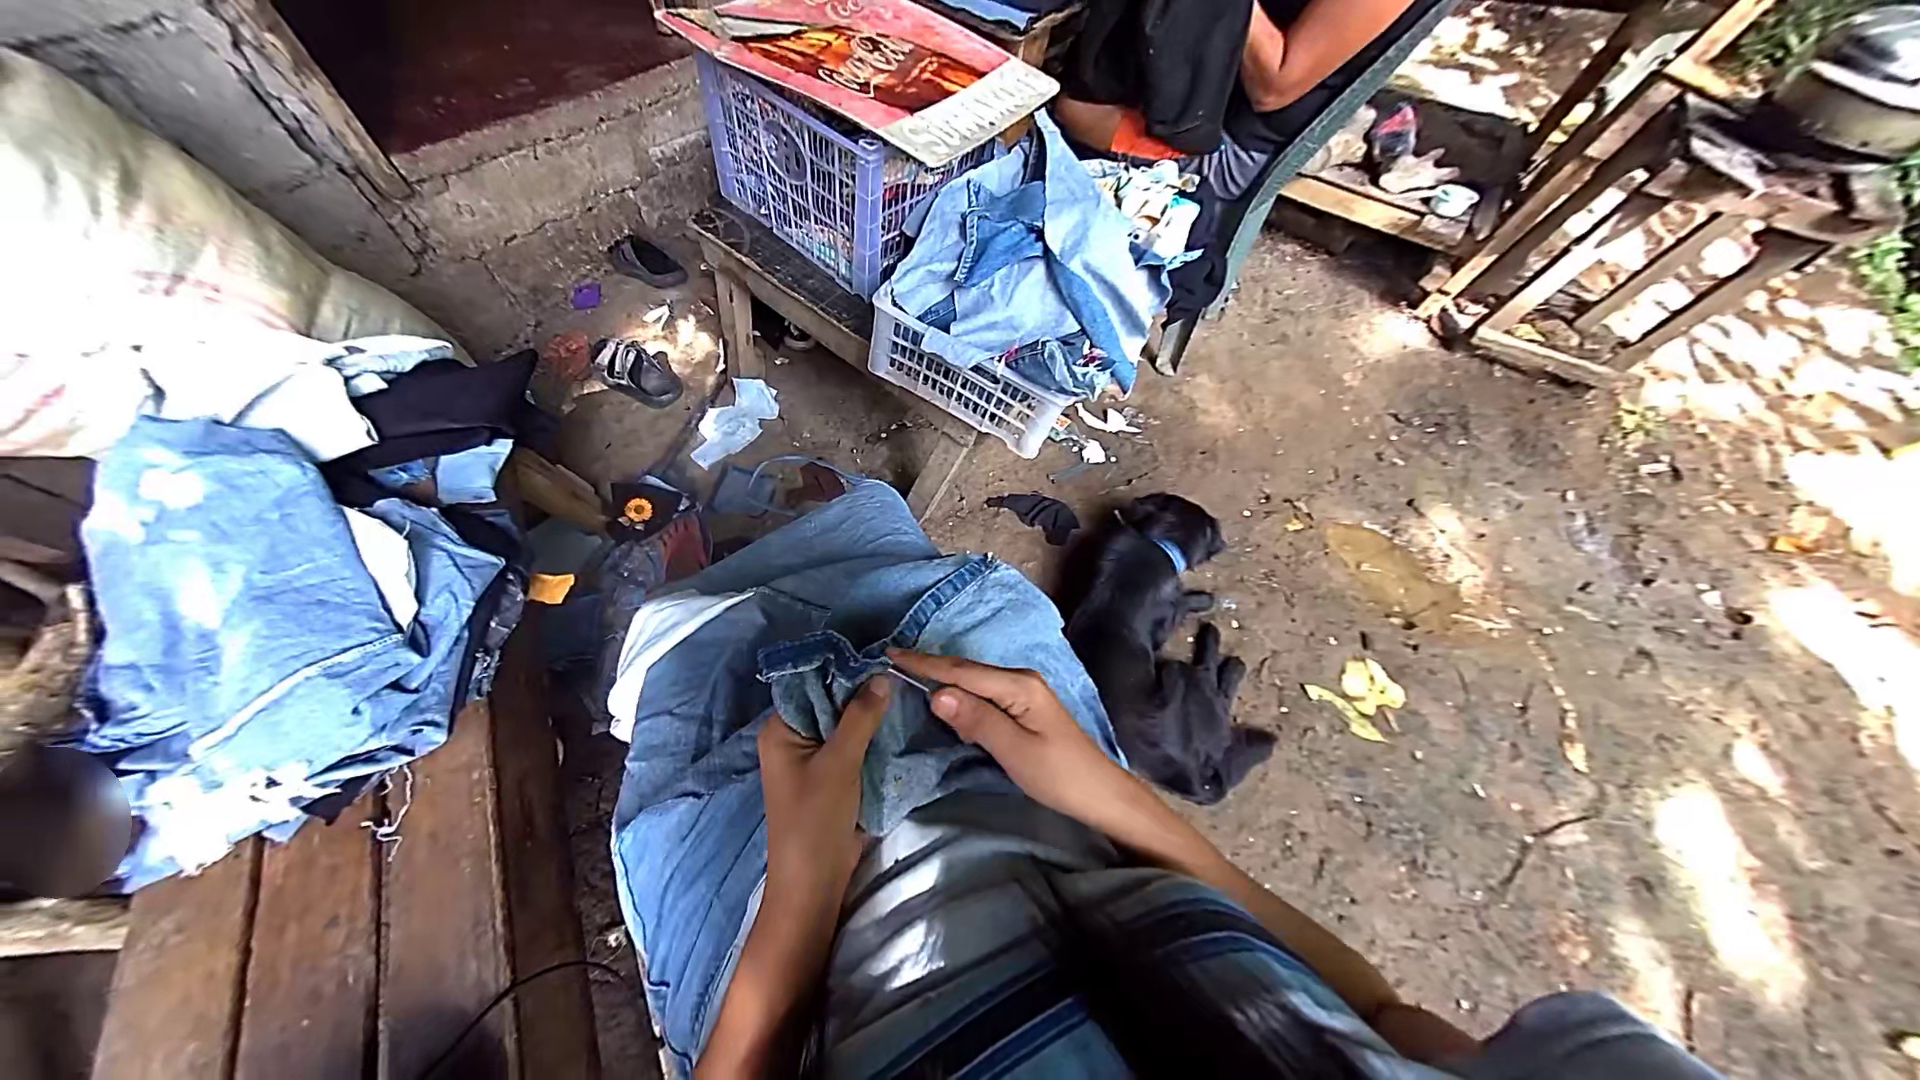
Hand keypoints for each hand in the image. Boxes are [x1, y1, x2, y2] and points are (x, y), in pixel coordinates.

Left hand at [703, 681, 890, 1078]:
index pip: (810, 683)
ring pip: (843, 721)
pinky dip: (870, 733)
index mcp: (781, 729)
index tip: (878, 657)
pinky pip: (851, 741)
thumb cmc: (816, 819)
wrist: (816, 881)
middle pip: (829, 700)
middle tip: (895, 674)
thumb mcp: (840, 762)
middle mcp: (792, 736)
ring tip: (900, 692)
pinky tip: (894, 721)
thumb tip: (882, 675)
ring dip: (868, 712)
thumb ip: (860, 716)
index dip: (842, 669)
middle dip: (860, 690)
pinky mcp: (831, 772)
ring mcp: (812, 755)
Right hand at [886, 649, 1144, 829]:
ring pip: (974, 682)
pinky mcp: (1024, 706)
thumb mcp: (1014, 750)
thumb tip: (937, 694)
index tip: (892, 654)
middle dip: (931, 667)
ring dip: (946, 684)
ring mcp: (1024, 691)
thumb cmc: (1058, 775)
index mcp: (1018, 685)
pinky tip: (950, 709)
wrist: (1100, 792)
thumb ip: (977, 720)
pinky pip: (985, 695)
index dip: (925, 663)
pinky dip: (963, 700)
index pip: (962, 671)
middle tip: (894, 663)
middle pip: (967, 670)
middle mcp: (1020, 679)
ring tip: (912, 682)